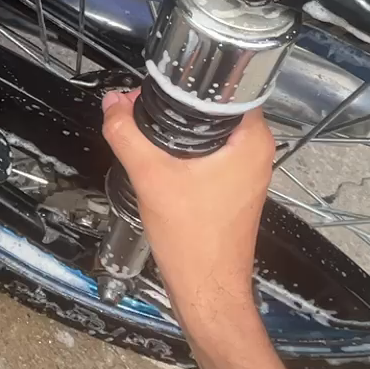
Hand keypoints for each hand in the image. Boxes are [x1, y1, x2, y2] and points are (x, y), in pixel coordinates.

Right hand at [102, 90, 272, 326]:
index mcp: (251, 140)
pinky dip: (183, 148)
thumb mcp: (149, 174)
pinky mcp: (233, 186)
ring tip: (145, 129)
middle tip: (141, 107)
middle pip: (211, 108)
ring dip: (177, 127)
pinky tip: (158, 157)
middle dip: (174, 104)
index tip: (156, 84)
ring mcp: (247, 171)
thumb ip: (126, 131)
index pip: (223, 87)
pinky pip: (207, 152)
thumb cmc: (193, 238)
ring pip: (208, 131)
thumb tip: (112, 103)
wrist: (205, 287)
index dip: (185, 81)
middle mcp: (257, 152)